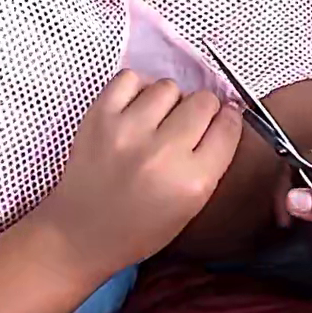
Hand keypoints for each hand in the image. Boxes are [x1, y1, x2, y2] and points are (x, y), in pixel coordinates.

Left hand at [32, 71, 242, 282]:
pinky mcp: (98, 118)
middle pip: (203, 101)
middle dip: (203, 109)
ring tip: (159, 119)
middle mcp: (163, 153)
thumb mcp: (193, 205)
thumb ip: (212, 161)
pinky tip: (137, 108)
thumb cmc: (141, 227)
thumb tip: (225, 114)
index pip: (229, 127)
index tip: (222, 120)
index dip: (229, 120)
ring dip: (170, 100)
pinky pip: (130, 78)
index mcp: (193, 181)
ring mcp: (128, 132)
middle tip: (188, 124)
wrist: (82, 234)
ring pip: (169, 87)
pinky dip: (137, 89)